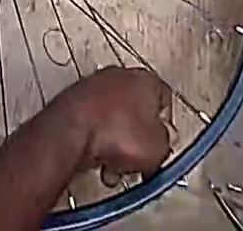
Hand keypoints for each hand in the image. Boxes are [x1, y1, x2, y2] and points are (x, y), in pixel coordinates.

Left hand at [53, 67, 172, 176]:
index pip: (164, 98)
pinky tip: (99, 161)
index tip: (164, 142)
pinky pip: (96, 125)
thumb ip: (165, 142)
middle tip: (140, 160)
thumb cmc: (117, 131)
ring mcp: (96, 85)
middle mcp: (120, 75)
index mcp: (146, 79)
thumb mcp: (159, 146)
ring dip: (118, 144)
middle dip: (139, 138)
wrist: (75, 129)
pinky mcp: (77, 99)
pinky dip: (99, 142)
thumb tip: (159, 143)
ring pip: (115, 120)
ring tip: (116, 167)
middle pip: (137, 110)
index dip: (166, 125)